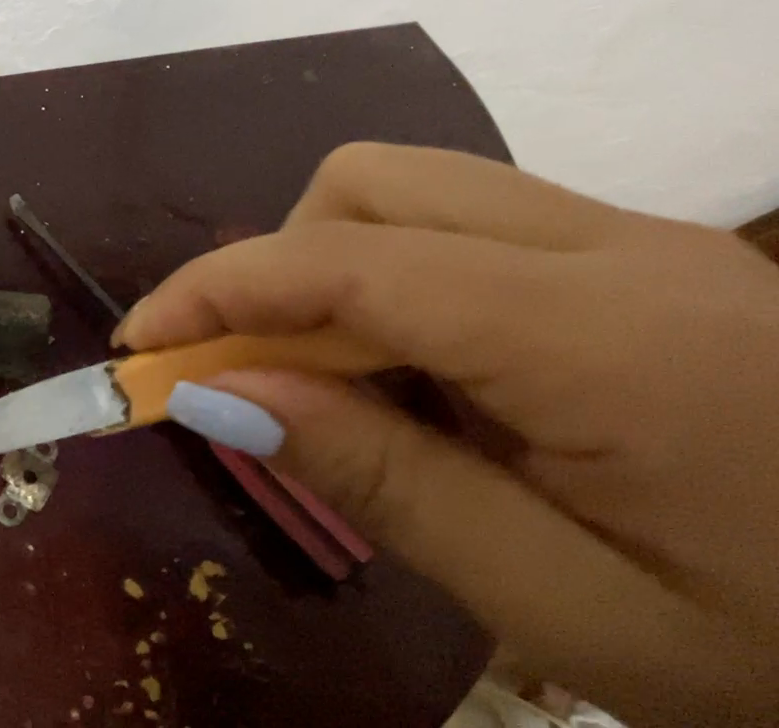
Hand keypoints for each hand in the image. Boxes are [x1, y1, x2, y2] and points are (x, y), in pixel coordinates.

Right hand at [116, 144, 778, 727]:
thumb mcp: (570, 606)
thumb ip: (380, 481)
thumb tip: (219, 392)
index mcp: (600, 333)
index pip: (346, 260)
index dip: (217, 289)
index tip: (142, 347)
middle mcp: (614, 247)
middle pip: (370, 183)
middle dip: (277, 266)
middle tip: (261, 373)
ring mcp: (639, 243)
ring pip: (413, 191)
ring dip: (332, 269)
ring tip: (344, 382)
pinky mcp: (648, 261)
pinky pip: (466, 228)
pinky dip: (394, 282)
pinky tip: (429, 380)